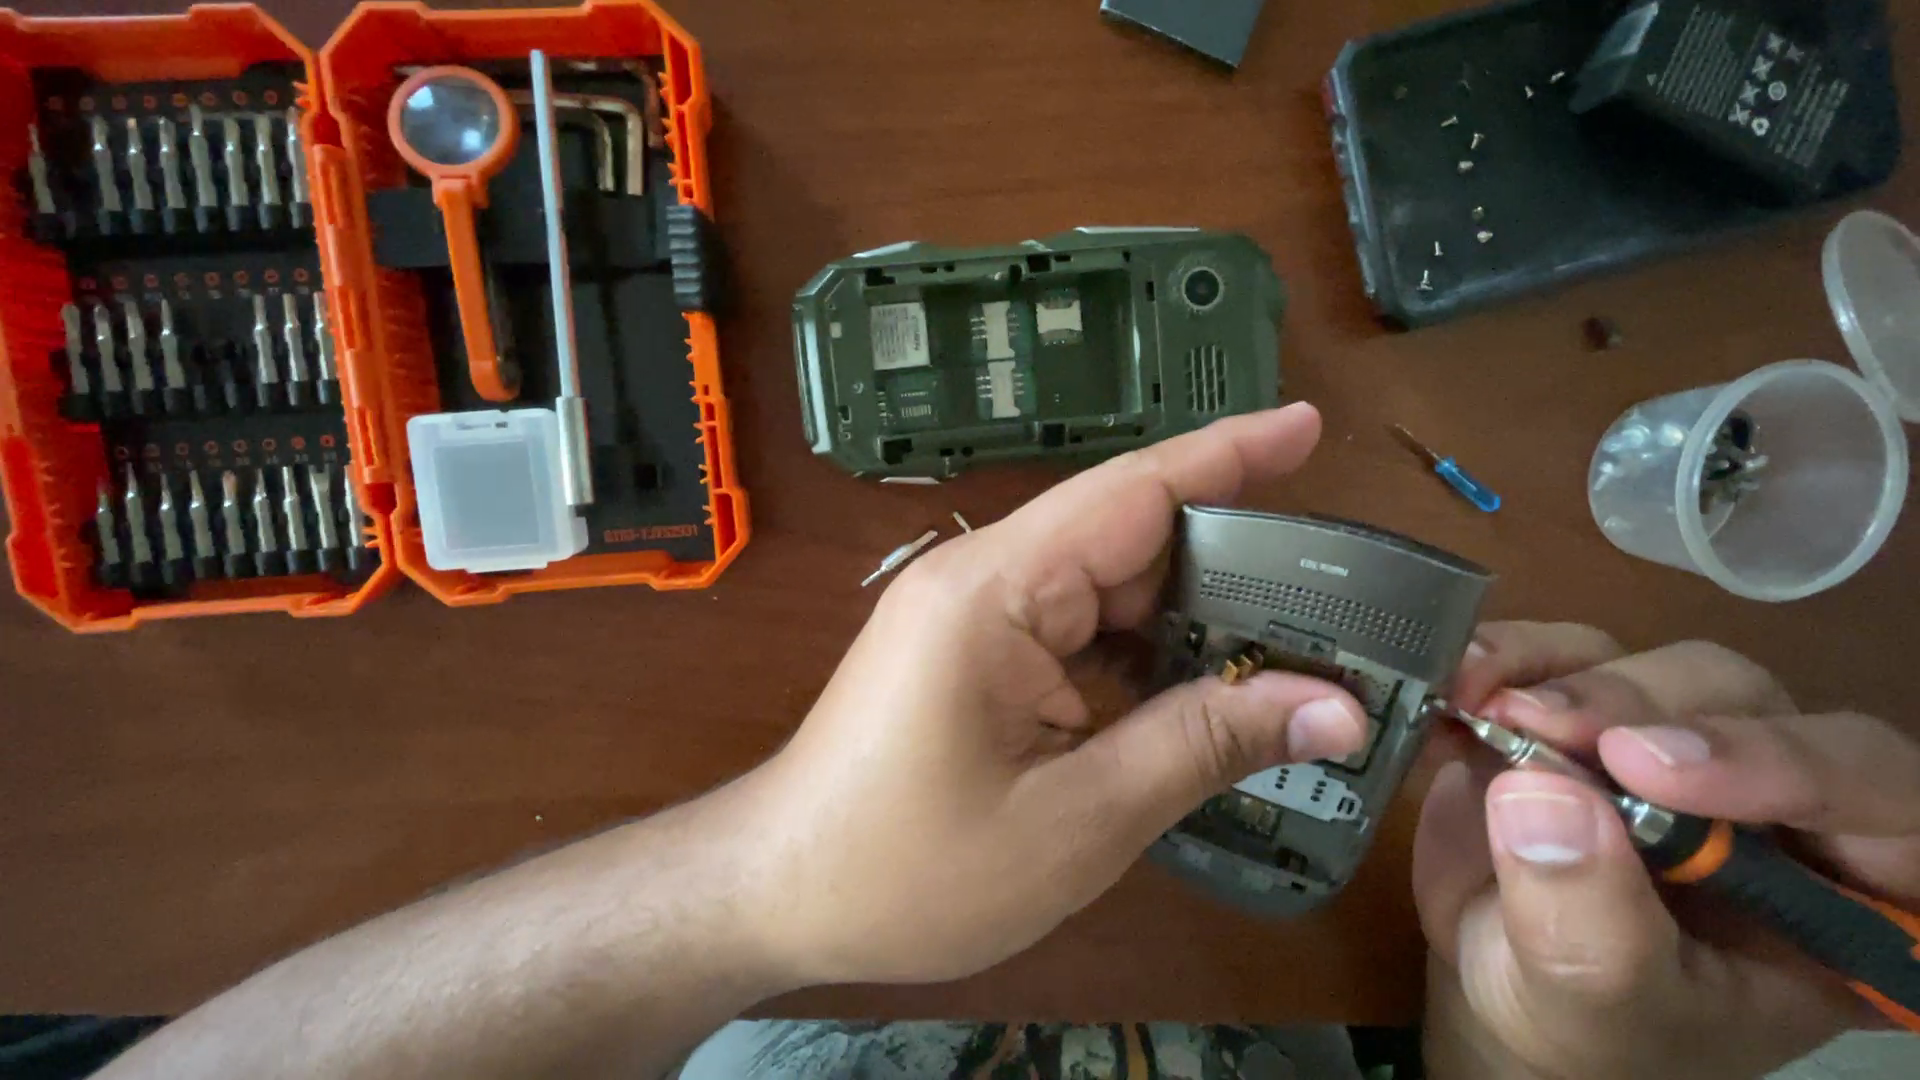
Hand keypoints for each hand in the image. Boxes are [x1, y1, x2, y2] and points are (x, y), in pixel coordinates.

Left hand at [736, 406, 1368, 987]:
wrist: (785, 891)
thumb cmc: (912, 866)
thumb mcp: (1077, 817)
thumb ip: (1202, 743)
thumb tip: (1333, 705)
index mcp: (996, 589)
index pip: (1130, 493)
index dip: (1225, 455)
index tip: (1306, 425)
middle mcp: (983, 578)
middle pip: (1126, 541)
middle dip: (1230, 560)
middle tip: (1341, 597)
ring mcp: (973, 613)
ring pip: (1105, 591)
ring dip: (1187, 619)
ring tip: (1294, 649)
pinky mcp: (972, 652)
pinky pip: (1074, 631)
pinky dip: (1139, 655)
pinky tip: (1201, 688)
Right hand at [1415, 626, 1919, 1079]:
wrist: (1498, 984)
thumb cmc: (1582, 1023)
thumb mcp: (1598, 998)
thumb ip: (1590, 917)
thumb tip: (1545, 793)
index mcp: (1827, 877)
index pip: (1871, 793)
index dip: (1784, 760)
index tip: (1648, 769)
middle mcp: (1748, 789)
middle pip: (1734, 697)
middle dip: (1636, 702)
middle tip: (1544, 728)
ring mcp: (1640, 740)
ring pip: (1630, 657)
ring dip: (1552, 669)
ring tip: (1479, 703)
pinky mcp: (1553, 715)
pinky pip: (1536, 656)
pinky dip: (1490, 658)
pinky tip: (1447, 686)